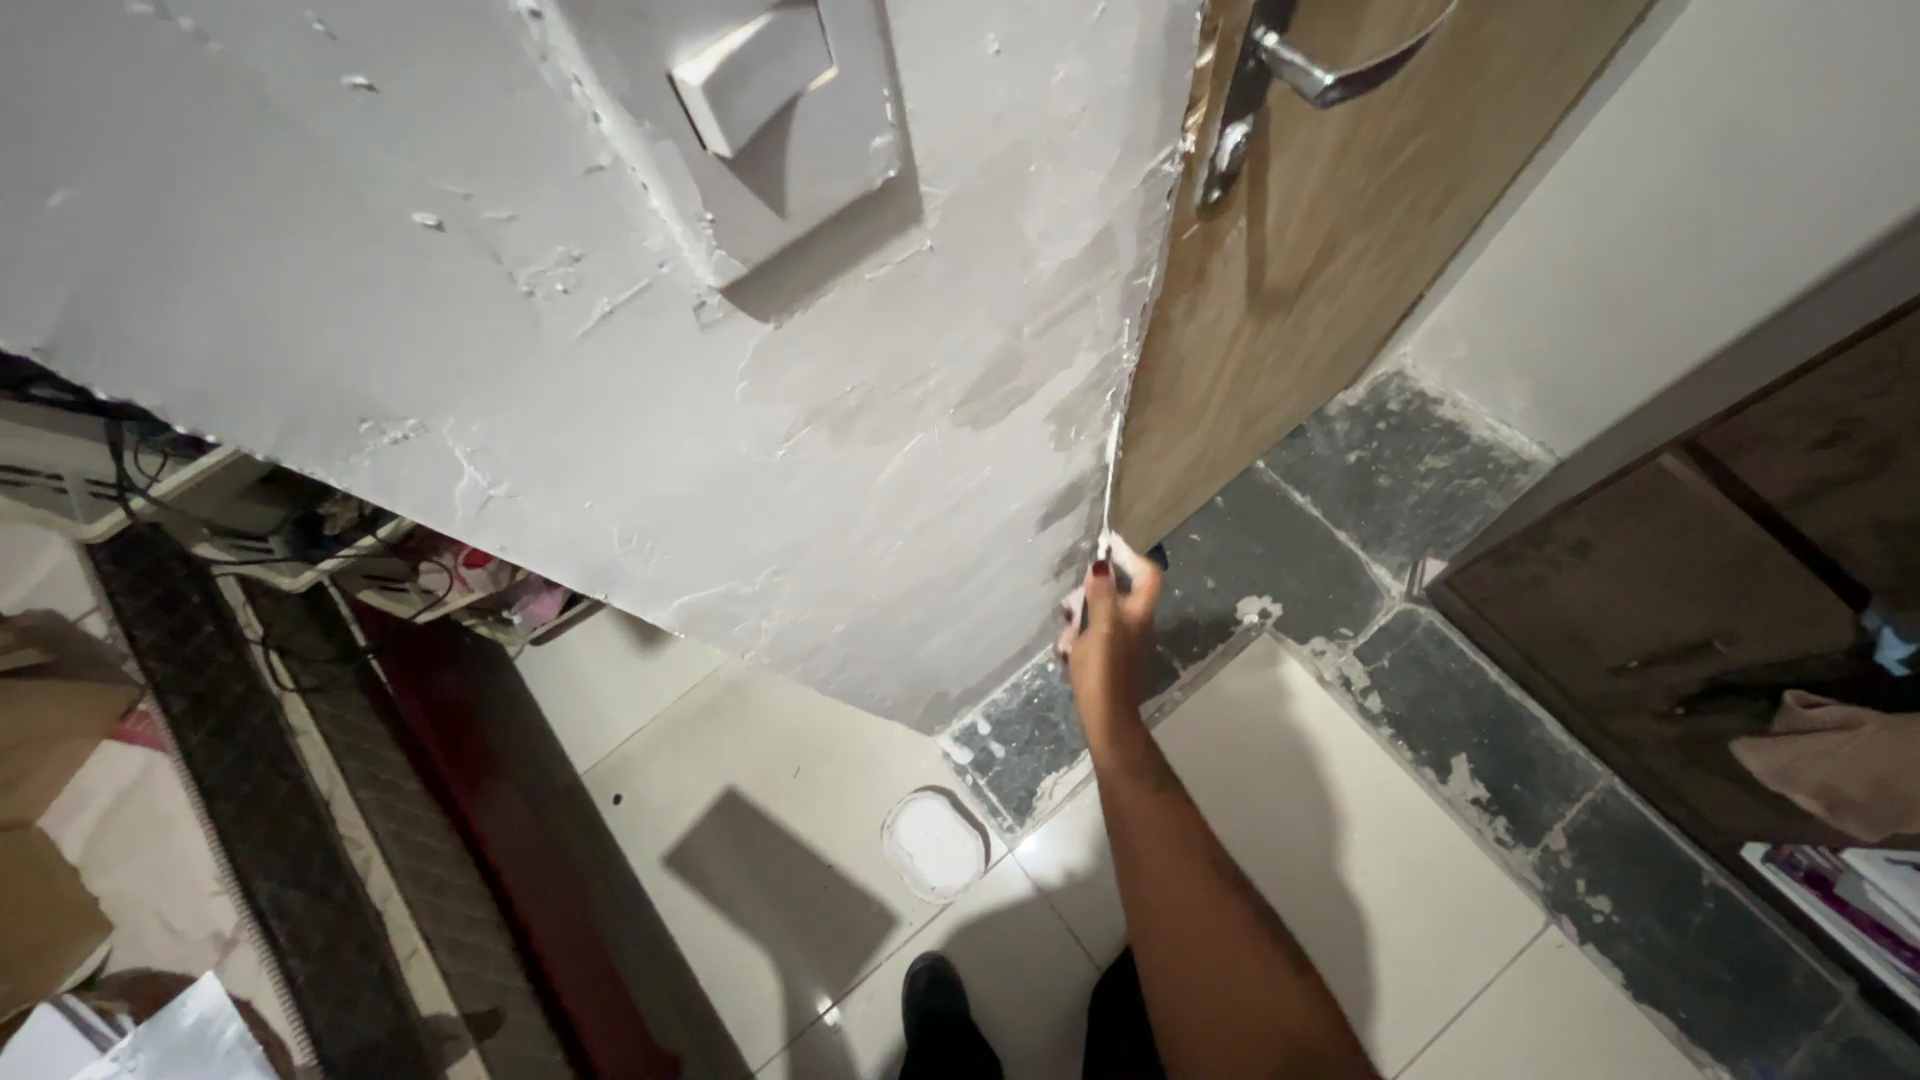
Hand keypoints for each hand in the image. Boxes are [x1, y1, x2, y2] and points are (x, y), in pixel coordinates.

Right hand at [1058, 532, 1163, 731]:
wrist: (1105, 717)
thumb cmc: (1104, 670)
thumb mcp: (1100, 626)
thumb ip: (1101, 594)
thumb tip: (1101, 566)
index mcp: (1139, 614)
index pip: (1147, 574)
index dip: (1129, 556)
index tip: (1106, 545)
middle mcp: (1135, 625)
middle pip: (1115, 594)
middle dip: (1089, 594)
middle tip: (1070, 604)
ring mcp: (1122, 643)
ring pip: (1097, 616)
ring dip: (1078, 620)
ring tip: (1067, 636)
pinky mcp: (1108, 659)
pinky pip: (1090, 638)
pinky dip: (1077, 640)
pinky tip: (1067, 654)